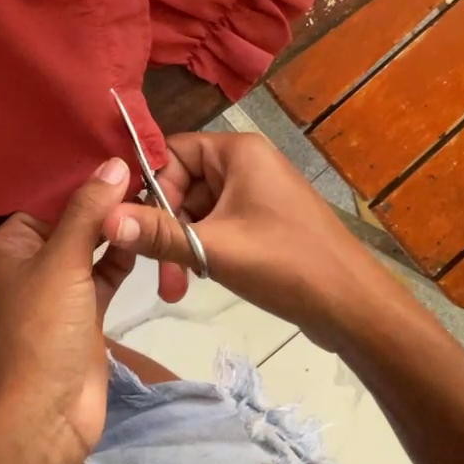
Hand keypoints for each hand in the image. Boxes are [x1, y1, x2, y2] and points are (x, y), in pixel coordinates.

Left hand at [0, 158, 134, 463]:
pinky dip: (121, 259)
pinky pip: (102, 274)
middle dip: (101, 203)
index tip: (116, 154)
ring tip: (150, 197)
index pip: (45, 200)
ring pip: (88, 248)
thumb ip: (88, 211)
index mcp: (8, 244)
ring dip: (114, 230)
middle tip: (142, 172)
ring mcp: (56, 289)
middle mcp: (28, 262)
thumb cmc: (43, 327)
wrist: (47, 412)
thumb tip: (113, 163)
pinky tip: (144, 236)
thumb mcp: (64, 261)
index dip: (79, 180)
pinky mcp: (82, 312)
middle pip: (69, 221)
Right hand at [101, 131, 393, 347]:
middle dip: (166, 229)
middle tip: (158, 274)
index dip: (147, 189)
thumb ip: (157, 234)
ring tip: (177, 286)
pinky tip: (197, 278)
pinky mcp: (263, 221)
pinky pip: (217, 223)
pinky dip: (203, 249)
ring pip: (196, 209)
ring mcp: (256, 192)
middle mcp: (246, 163)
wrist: (359, 312)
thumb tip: (103, 220)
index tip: (132, 228)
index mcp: (237, 152)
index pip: (169, 154)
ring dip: (182, 245)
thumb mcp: (214, 249)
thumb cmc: (288, 265)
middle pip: (181, 185)